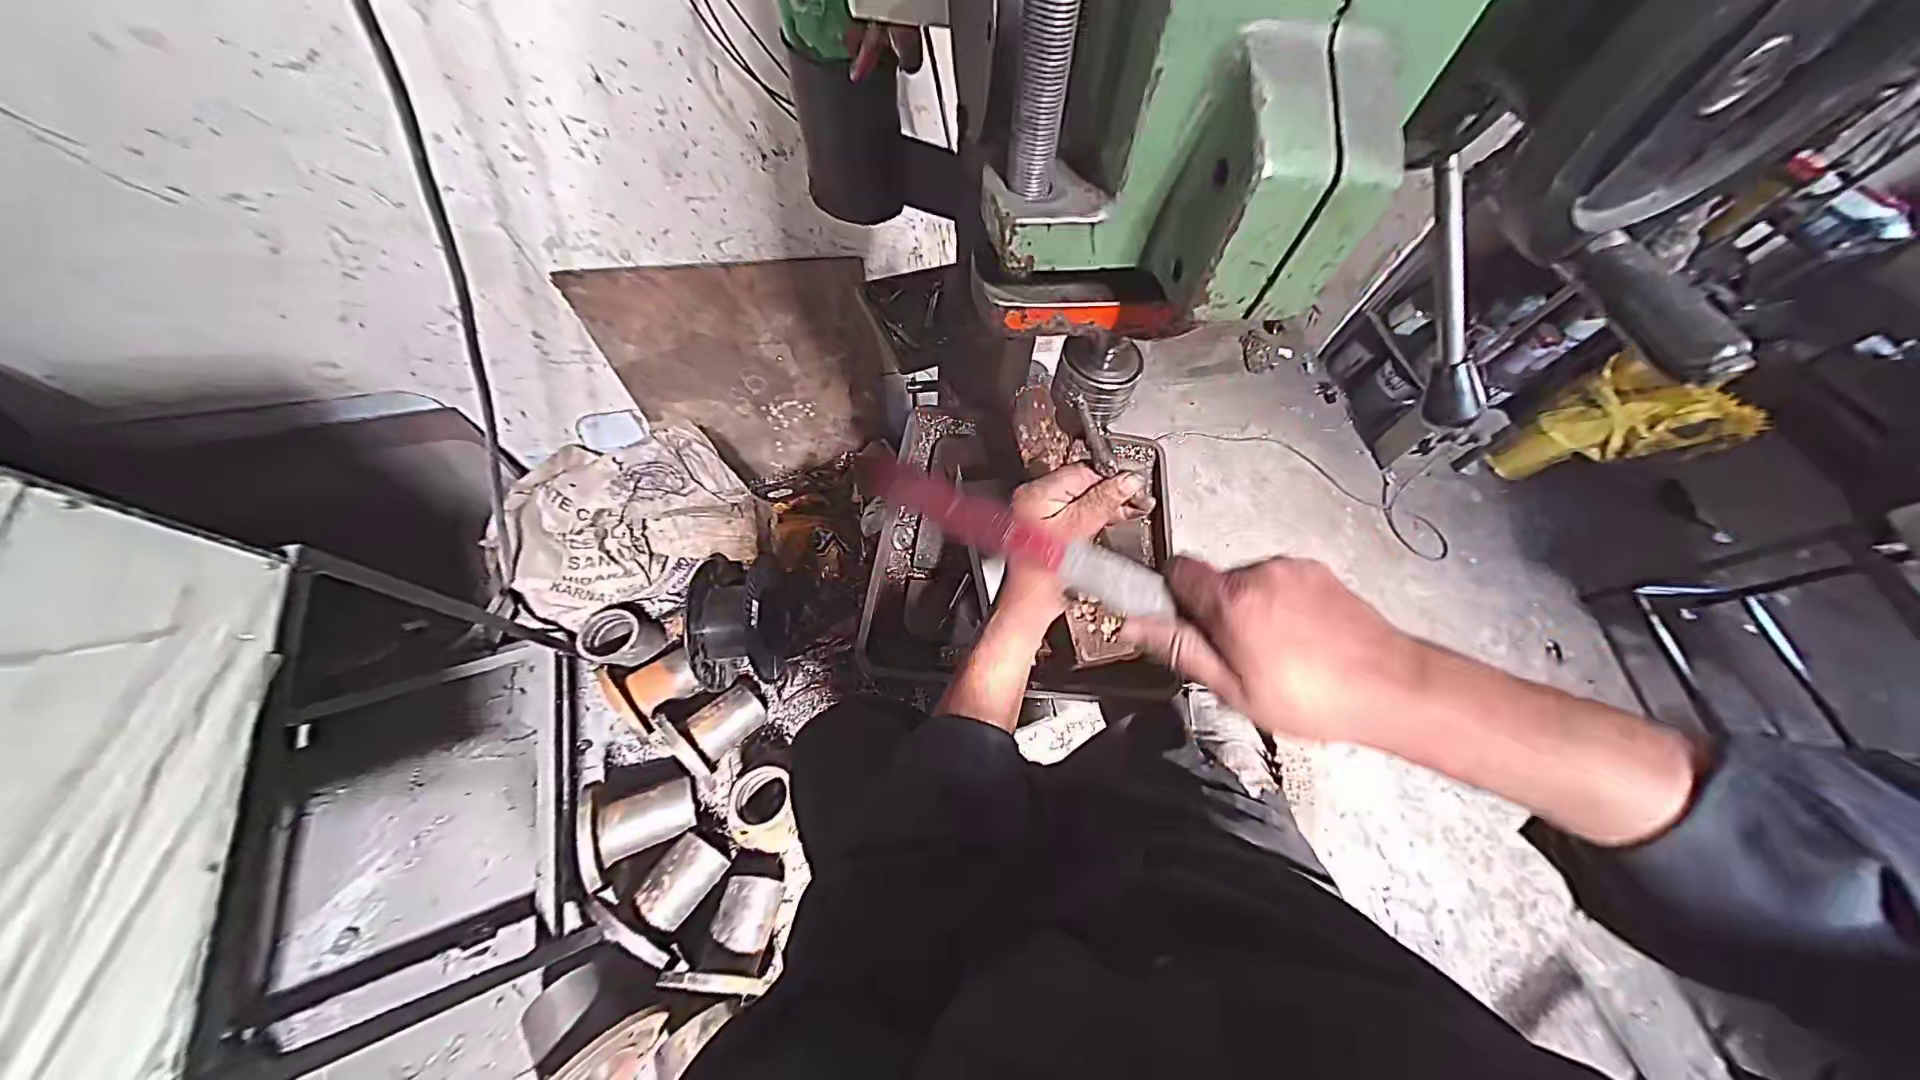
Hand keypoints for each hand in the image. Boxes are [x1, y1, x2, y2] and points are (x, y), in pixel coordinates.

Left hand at [994, 464, 1149, 628]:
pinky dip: (1097, 515)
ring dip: (1107, 503)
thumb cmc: (1042, 574)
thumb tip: (1126, 482)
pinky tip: (1113, 519)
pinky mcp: (1050, 530)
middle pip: (1082, 483)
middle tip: (1136, 497)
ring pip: (1082, 498)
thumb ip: (1102, 502)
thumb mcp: (1078, 531)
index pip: (1081, 470)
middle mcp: (1035, 500)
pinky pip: (1078, 513)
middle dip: (1111, 490)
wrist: (1032, 603)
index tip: (1133, 483)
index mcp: (1037, 494)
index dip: (1110, 476)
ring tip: (1130, 508)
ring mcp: (1042, 515)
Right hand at [1119, 556, 1423, 744]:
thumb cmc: (1318, 698)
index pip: (1176, 569)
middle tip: (1236, 651)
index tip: (1177, 614)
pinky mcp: (1318, 572)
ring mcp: (1294, 570)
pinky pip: (1280, 581)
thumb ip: (1179, 648)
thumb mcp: (1233, 689)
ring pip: (1247, 582)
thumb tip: (1135, 626)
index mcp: (1233, 600)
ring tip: (1275, 650)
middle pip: (1214, 580)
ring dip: (1249, 608)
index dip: (1170, 593)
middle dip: (1215, 610)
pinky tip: (1299, 639)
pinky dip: (1279, 604)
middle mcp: (1261, 573)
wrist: (1396, 689)